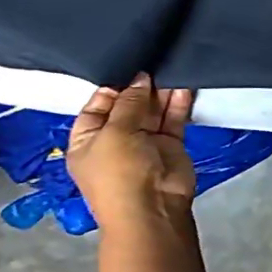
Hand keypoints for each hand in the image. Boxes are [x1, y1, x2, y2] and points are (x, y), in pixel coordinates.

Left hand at [66, 74, 196, 227]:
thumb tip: (140, 79)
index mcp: (88, 140)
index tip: (129, 67)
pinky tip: (183, 85)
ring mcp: (144, 142)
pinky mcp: (170, 145)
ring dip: (160, 93)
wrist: (153, 208)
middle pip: (127, 106)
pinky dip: (178, 104)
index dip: (113, 88)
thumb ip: (128, 102)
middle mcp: (115, 139)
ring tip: (170, 69)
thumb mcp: (114, 132)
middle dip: (139, 87)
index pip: (97, 106)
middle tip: (153, 63)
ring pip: (152, 111)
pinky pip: (172, 119)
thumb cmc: (120, 172)